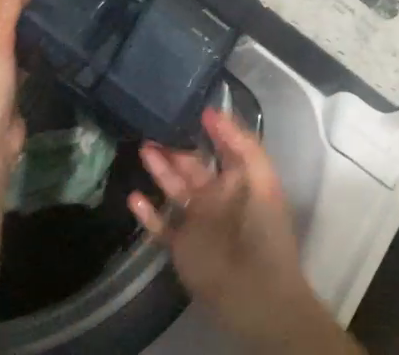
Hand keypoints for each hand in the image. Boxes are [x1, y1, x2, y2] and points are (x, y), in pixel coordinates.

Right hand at [129, 110, 358, 353]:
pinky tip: (134, 197)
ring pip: (174, 189)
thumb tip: (213, 112)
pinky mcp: (182, 246)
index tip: (188, 105)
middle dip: (175, 145)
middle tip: (153, 123)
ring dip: (159, 169)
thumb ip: (242, 144)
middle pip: (192, 165)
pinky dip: (147, 213)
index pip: (222, 148)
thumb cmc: (263, 232)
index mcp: (240, 181)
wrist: (256, 294)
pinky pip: (161, 225)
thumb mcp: (262, 180)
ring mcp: (198, 221)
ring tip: (143, 147)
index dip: (210, 128)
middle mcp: (217, 197)